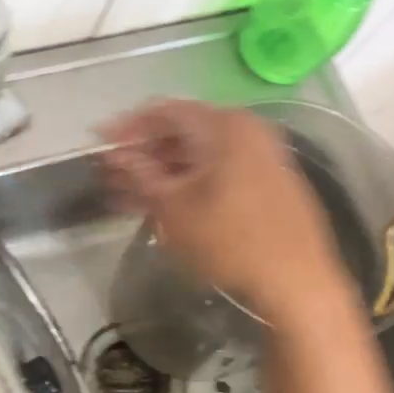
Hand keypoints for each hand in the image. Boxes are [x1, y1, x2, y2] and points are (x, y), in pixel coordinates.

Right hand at [96, 99, 352, 321]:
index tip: (98, 144)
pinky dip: (185, 185)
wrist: (296, 280)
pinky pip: (215, 174)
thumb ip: (140, 175)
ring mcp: (260, 157)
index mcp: (224, 125)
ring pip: (197, 158)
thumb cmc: (229, 240)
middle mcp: (246, 131)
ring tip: (124, 196)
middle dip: (141, 154)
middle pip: (182, 133)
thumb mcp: (173, 208)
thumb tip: (116, 155)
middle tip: (108, 175)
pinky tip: (160, 208)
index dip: (126, 127)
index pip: (163, 111)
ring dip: (159, 174)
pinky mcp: (265, 185)